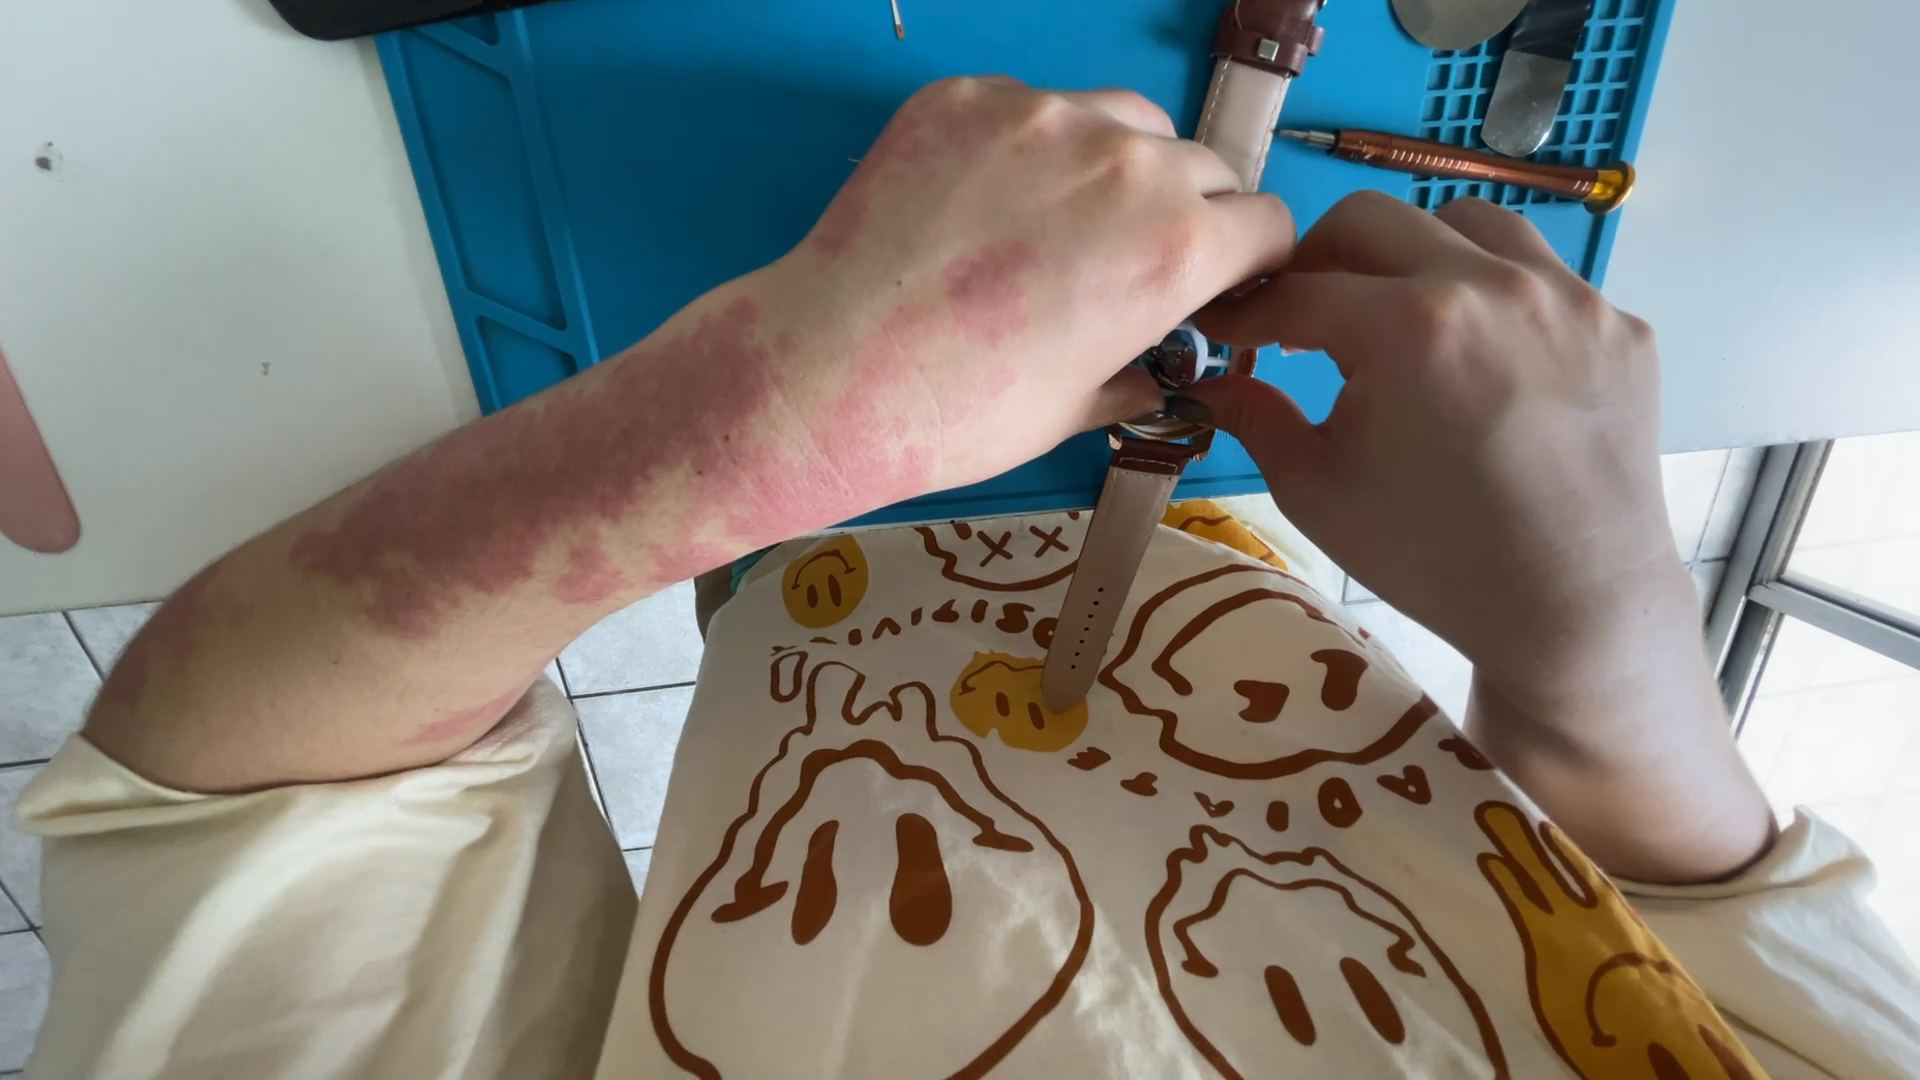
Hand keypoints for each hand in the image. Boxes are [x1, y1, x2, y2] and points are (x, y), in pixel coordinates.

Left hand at [747, 76, 1296, 505]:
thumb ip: (1134, 376)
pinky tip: (979, 207)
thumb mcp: (1071, 413)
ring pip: (1122, 123)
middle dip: (1187, 216)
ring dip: (1116, 170)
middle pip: (1201, 168)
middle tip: (1126, 264)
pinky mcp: (966, 99)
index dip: (1247, 261)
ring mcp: (1041, 115)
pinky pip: (1032, 111)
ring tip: (1054, 228)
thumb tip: (1156, 372)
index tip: (1217, 283)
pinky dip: (1029, 152)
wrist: (834, 378)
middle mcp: (1126, 163)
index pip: (1266, 224)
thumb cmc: (964, 416)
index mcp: (1174, 250)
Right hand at [1188, 192, 1672, 709]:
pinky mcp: (1615, 321)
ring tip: (1382, 316)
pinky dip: (1477, 287)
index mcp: (1407, 329)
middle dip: (1309, 259)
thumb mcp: (1312, 488)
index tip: (1216, 325)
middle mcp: (1490, 285)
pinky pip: (1532, 269)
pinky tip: (1464, 351)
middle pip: (1369, 220)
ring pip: (1460, 221)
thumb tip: (1205, 383)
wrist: (1565, 602)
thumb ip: (1253, 417)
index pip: (1296, 293)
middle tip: (1290, 314)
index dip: (1242, 311)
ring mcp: (1567, 296)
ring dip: (1400, 256)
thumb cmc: (1423, 552)